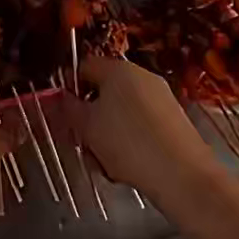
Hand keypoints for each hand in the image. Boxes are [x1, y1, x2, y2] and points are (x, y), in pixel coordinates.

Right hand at [64, 57, 226, 206]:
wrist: (182, 172)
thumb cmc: (127, 143)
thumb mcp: (87, 127)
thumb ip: (68, 108)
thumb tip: (57, 96)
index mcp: (117, 69)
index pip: (84, 66)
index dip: (69, 86)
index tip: (63, 112)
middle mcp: (141, 74)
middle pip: (105, 88)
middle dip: (91, 114)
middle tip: (84, 141)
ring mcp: (160, 94)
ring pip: (123, 108)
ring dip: (109, 129)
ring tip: (105, 160)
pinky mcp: (173, 116)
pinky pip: (142, 121)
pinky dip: (131, 137)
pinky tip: (128, 164)